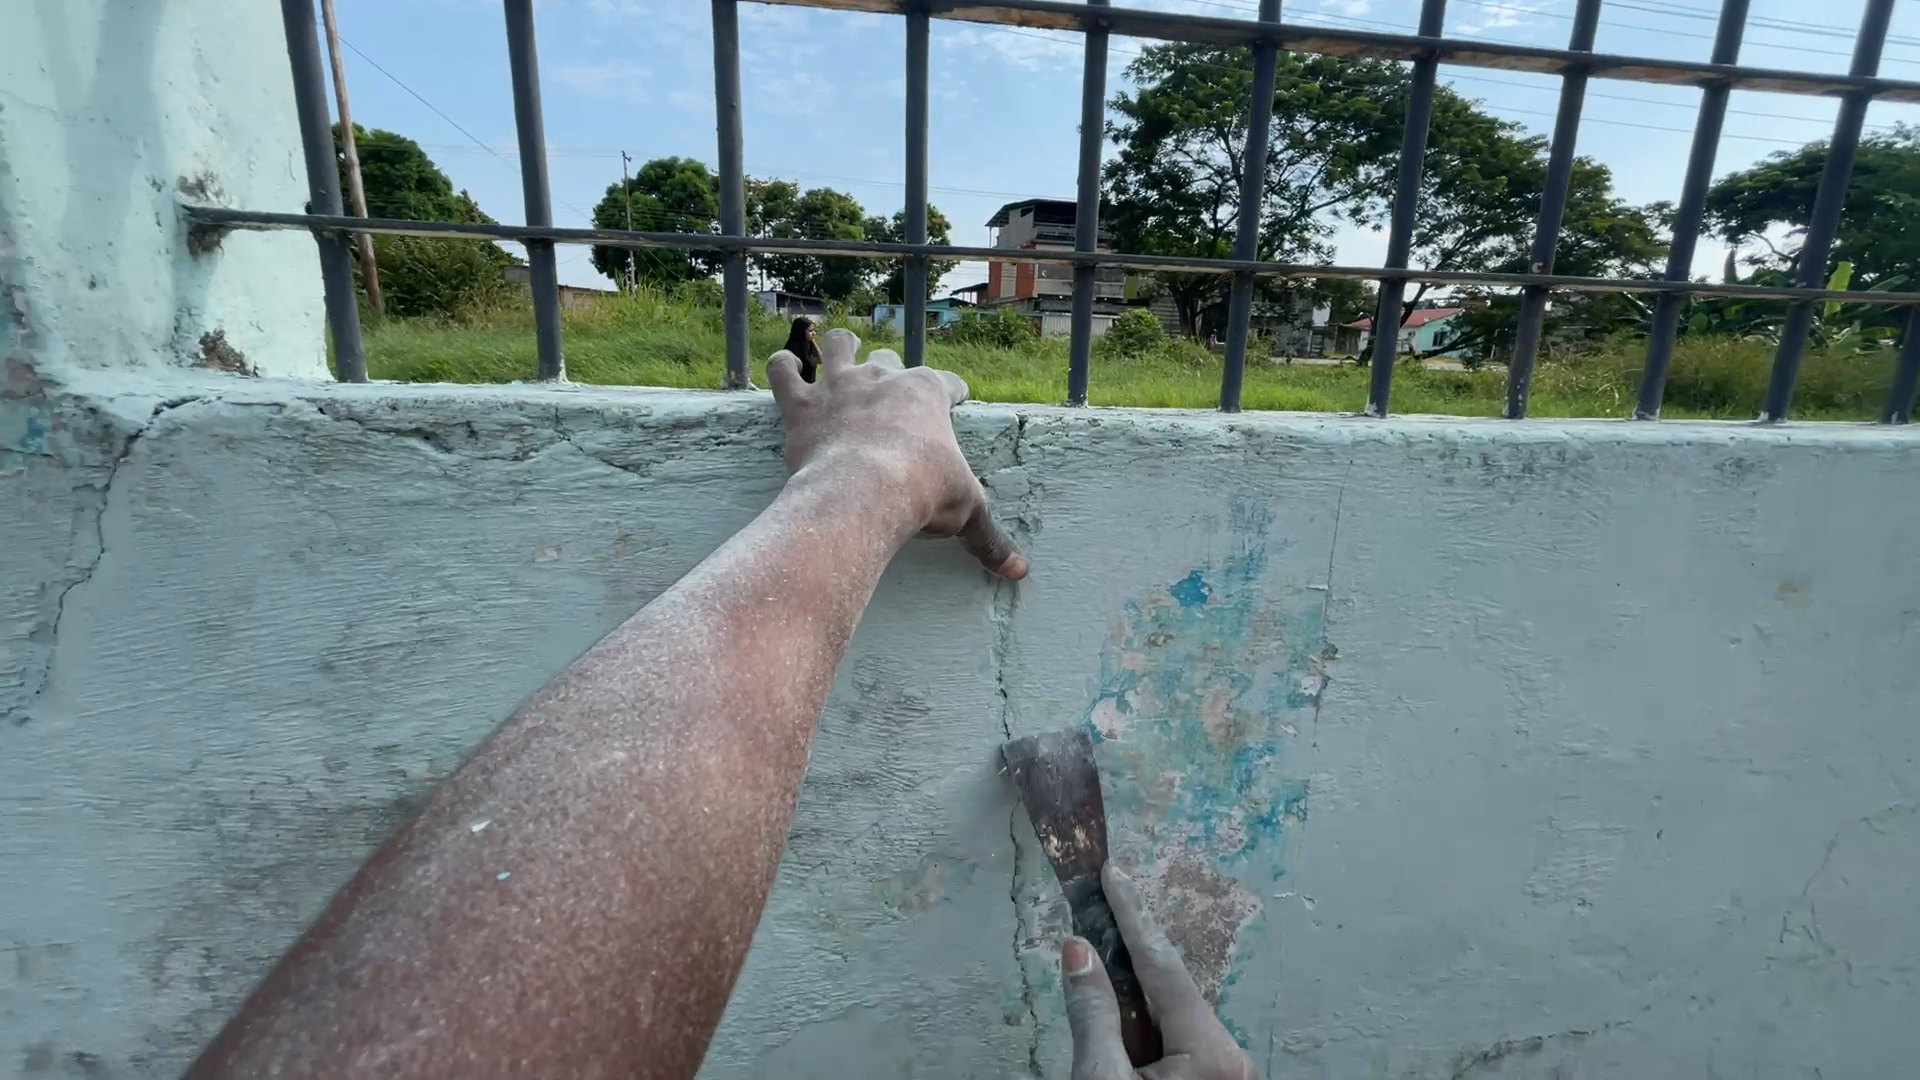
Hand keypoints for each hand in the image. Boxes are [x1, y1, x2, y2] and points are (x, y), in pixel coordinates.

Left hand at [767, 329, 1027, 579]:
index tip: (957, 396)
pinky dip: (784, 367)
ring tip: (838, 355)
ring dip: (838, 348)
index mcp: (928, 394)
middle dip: (889, 369)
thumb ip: (989, 538)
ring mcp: (841, 386)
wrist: (865, 493)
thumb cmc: (923, 494)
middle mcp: (884, 378)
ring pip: (838, 345)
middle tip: (888, 389)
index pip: (947, 382)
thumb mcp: (967, 513)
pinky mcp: (803, 404)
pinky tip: (788, 370)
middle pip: (888, 359)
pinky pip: (784, 370)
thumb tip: (1019, 572)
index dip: (953, 390)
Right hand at [1062, 864, 1254, 1079]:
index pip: (1162, 966)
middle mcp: (1231, 1057)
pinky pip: (1175, 1038)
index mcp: (1212, 1053)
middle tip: (1099, 903)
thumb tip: (1078, 947)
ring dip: (1134, 989)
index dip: (1132, 914)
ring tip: (1100, 955)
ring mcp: (1226, 1075)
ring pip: (1170, 1013)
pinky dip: (1144, 1020)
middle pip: (1168, 987)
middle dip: (1130, 948)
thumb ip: (1093, 1014)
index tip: (1113, 871)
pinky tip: (1119, 1012)